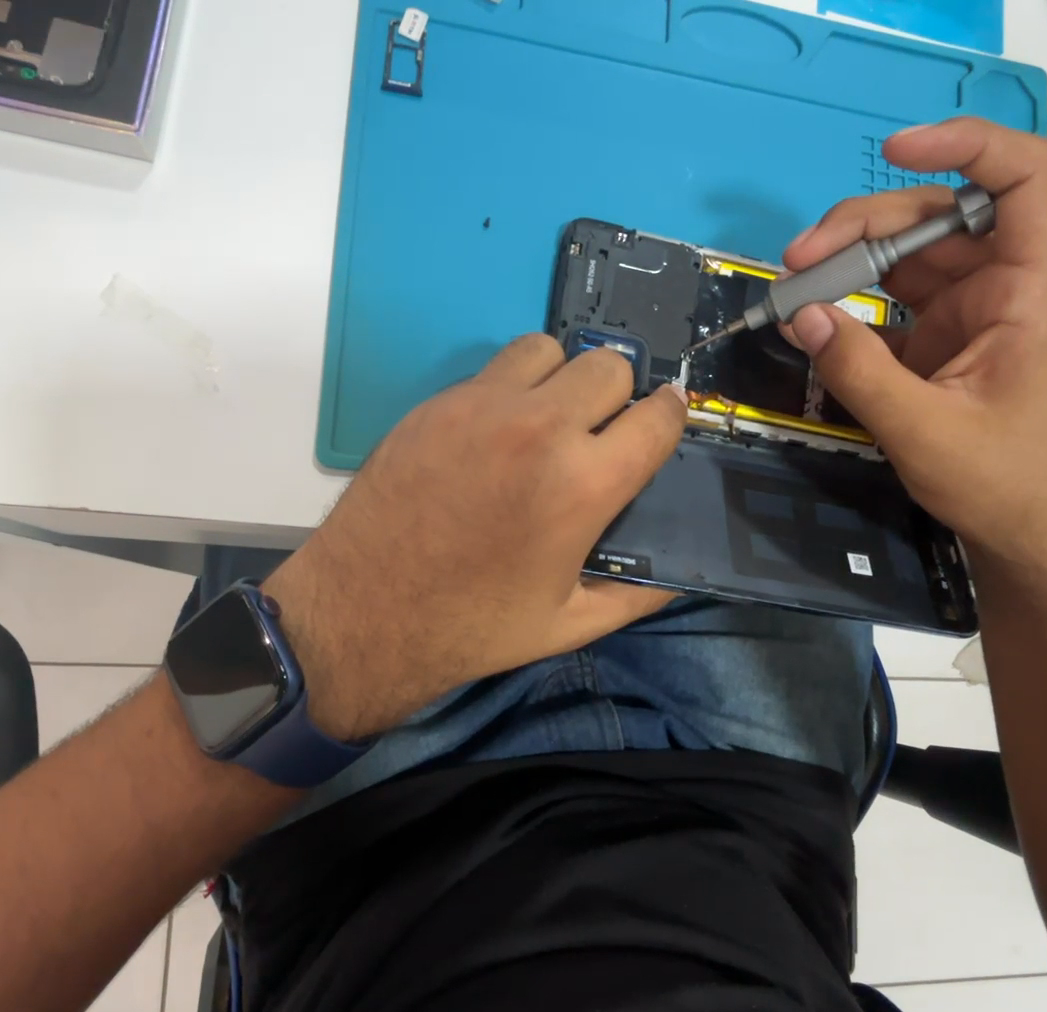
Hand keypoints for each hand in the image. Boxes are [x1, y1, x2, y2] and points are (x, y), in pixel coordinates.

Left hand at [263, 335, 686, 741]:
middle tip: (597, 436)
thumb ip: (639, 593)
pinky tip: (496, 434)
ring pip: (550, 350)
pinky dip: (511, 389)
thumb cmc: (474, 626)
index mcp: (584, 484)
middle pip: (610, 366)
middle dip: (618, 398)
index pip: (660, 415)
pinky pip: (495, 368)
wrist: (367, 613)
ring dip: (562, 380)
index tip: (659, 432)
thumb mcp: (572, 624)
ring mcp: (483, 407)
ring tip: (547, 423)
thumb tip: (679, 572)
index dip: (670, 420)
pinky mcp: (439, 403)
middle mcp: (540, 428)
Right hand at [782, 118, 1046, 573]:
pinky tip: (810, 319)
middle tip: (797, 260)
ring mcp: (968, 311)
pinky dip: (847, 305)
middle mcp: (1001, 285)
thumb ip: (858, 372)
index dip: (966, 145)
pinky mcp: (938, 340)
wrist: (1025, 531)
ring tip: (792, 286)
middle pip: (936, 216)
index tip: (895, 151)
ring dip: (846, 263)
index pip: (1021, 179)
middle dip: (862, 227)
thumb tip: (800, 316)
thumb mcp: (922, 430)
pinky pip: (888, 302)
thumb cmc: (1001, 481)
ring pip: (905, 256)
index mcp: (1028, 289)